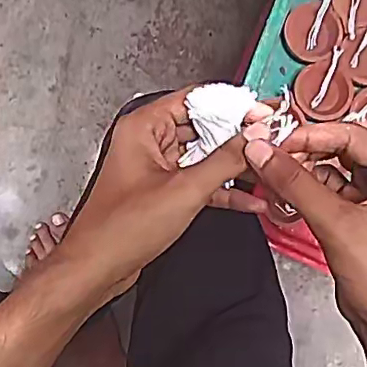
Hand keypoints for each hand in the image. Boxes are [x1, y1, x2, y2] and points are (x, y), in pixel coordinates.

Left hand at [46, 88, 268, 302]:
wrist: (97, 268)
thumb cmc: (119, 229)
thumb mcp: (184, 190)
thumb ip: (225, 161)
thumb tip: (252, 138)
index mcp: (143, 127)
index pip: (196, 99)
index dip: (232, 105)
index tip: (261, 113)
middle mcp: (147, 142)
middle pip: (202, 127)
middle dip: (237, 137)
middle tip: (268, 140)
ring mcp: (154, 167)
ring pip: (202, 156)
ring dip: (232, 165)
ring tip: (264, 168)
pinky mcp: (161, 192)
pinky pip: (197, 181)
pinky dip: (221, 189)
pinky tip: (249, 198)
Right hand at [243, 122, 366, 334]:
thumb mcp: (336, 223)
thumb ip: (296, 183)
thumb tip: (264, 151)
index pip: (353, 136)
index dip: (311, 135)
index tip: (276, 139)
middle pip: (342, 149)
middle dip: (304, 153)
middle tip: (269, 154)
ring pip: (332, 169)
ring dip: (302, 172)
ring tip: (271, 172)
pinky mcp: (361, 213)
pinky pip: (329, 190)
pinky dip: (306, 190)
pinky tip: (283, 191)